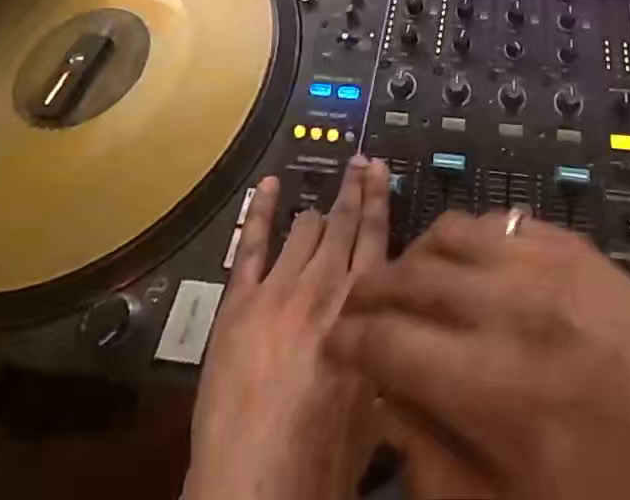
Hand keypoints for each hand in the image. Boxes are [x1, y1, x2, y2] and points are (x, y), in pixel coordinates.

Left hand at [183, 156, 391, 499]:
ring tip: (326, 192)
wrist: (258, 480)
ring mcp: (278, 290)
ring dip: (317, 210)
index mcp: (361, 313)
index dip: (378, 201)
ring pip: (304, 231)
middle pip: (342, 225)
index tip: (380, 171)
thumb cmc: (325, 456)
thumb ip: (382, 349)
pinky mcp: (240, 301)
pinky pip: (252, 244)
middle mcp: (323, 290)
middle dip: (352, 189)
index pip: (375, 241)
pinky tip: (269, 186)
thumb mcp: (375, 403)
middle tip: (359, 160)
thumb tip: (389, 322)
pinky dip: (262, 212)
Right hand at [326, 212, 629, 499]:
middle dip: (368, 294)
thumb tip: (383, 398)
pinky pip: (493, 221)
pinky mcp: (569, 245)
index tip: (335, 345)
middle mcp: (511, 307)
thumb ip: (435, 458)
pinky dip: (462, 239)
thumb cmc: (621, 498)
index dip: (349, 342)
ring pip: (444, 234)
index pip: (389, 343)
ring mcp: (543, 264)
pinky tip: (463, 265)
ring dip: (411, 257)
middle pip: (407, 277)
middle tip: (356, 309)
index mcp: (497, 386)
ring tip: (405, 282)